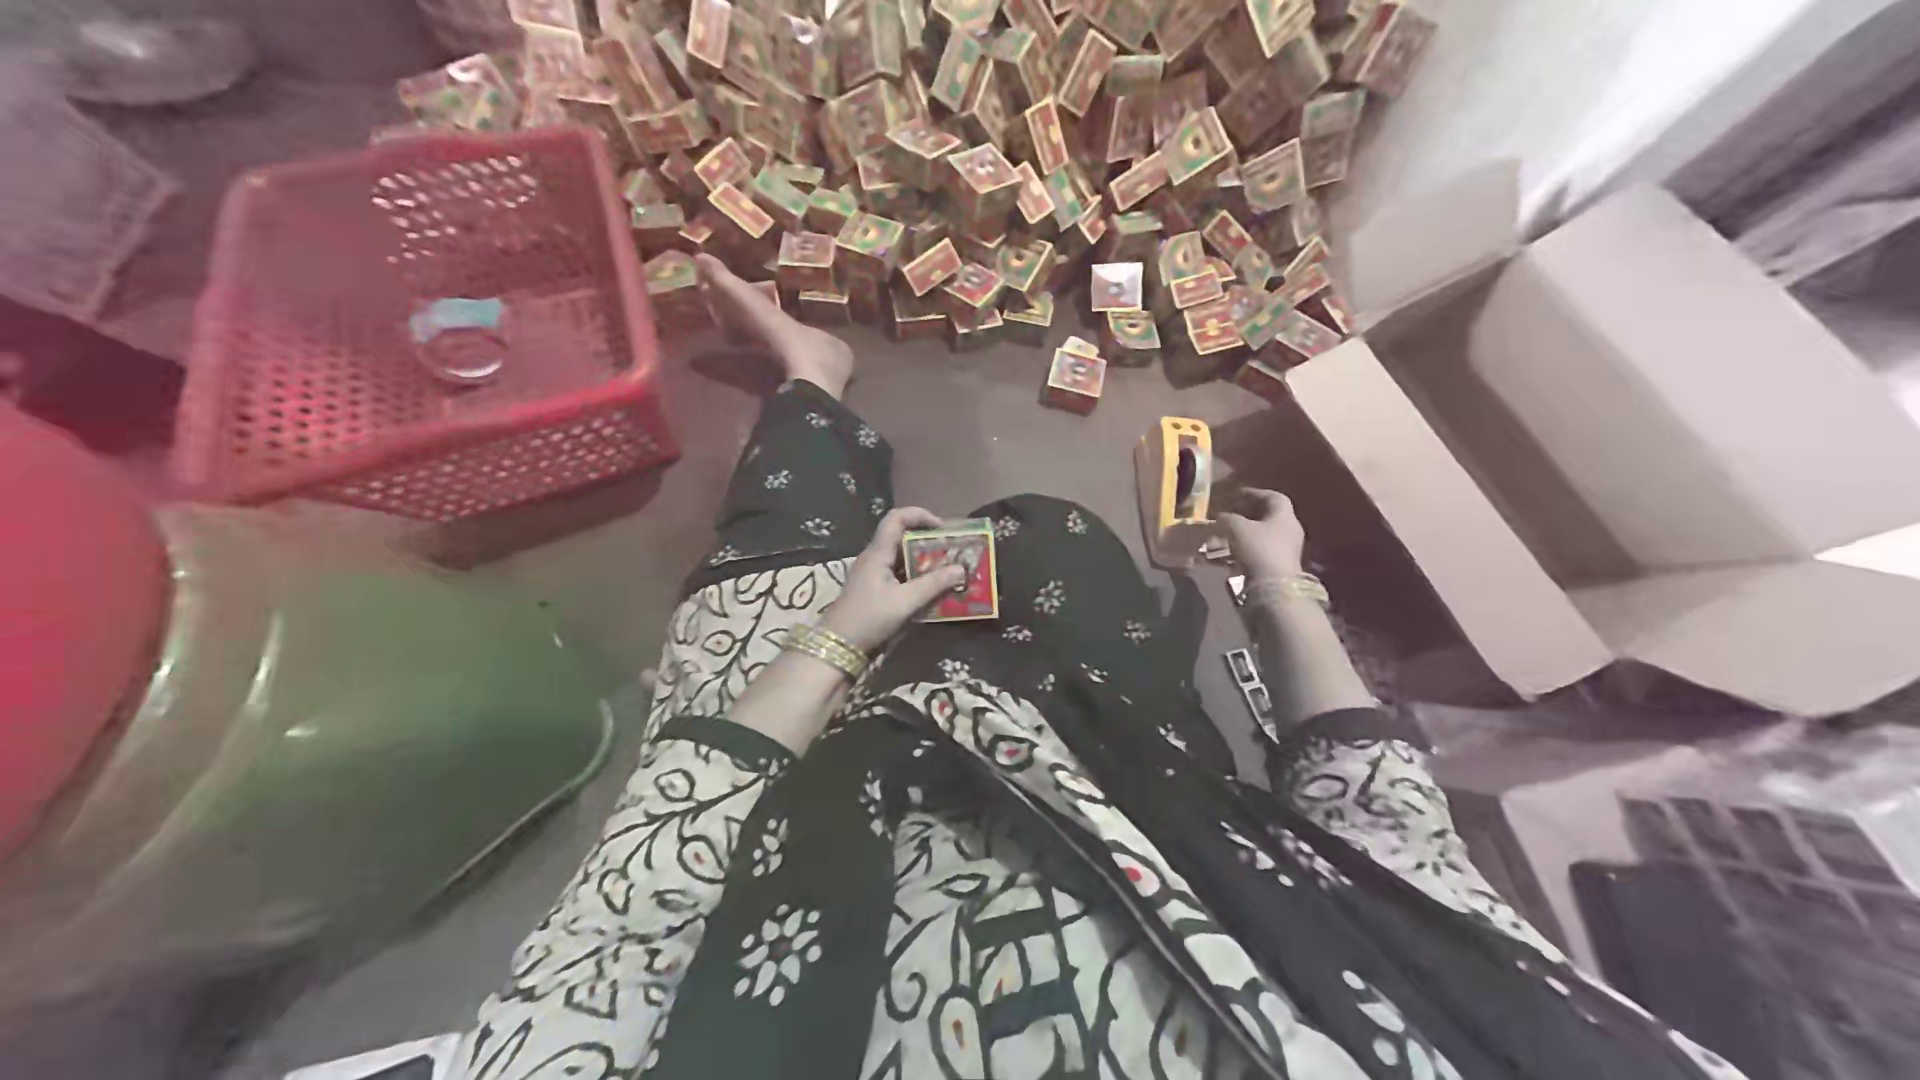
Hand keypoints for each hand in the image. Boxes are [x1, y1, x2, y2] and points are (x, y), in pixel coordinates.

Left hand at [821, 507, 967, 650]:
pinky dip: (917, 576)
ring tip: (948, 569)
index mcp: (878, 553)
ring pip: (902, 557)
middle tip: (951, 551)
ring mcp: (874, 573)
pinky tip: (933, 588)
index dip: (920, 515)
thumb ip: (933, 584)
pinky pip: (900, 573)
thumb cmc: (868, 618)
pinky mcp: (875, 588)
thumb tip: (961, 569)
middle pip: (902, 537)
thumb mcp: (904, 602)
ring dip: (924, 560)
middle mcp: (875, 557)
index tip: (942, 528)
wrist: (838, 646)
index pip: (896, 518)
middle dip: (928, 541)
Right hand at [1219, 488, 1306, 581]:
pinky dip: (1245, 547)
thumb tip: (1220, 516)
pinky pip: (1260, 549)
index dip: (1254, 493)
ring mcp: (1286, 548)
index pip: (1273, 497)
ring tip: (1226, 533)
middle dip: (1247, 513)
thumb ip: (1227, 518)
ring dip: (1245, 531)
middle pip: (1268, 515)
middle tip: (1229, 513)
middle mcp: (1289, 529)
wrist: (1273, 586)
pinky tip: (1230, 551)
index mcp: (1284, 515)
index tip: (1236, 494)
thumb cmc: (1258, 549)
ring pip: (1263, 533)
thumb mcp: (1237, 528)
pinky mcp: (1279, 564)